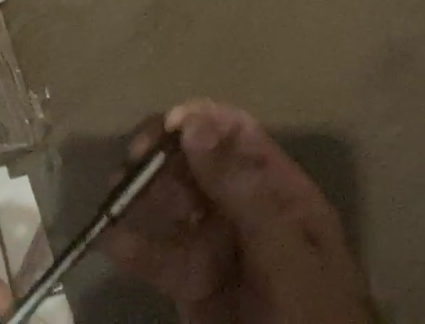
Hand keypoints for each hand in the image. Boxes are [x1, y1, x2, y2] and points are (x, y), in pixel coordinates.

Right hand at [103, 99, 372, 323]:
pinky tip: (109, 239)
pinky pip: (157, 256)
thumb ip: (240, 190)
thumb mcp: (285, 253)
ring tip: (117, 198)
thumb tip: (191, 123)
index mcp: (281, 195)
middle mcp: (245, 212)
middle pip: (196, 162)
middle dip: (162, 156)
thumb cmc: (315, 318)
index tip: (167, 126)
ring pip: (170, 204)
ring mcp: (217, 248)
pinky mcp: (193, 286)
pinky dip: (130, 246)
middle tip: (135, 162)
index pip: (238, 135)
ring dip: (139, 193)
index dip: (202, 120)